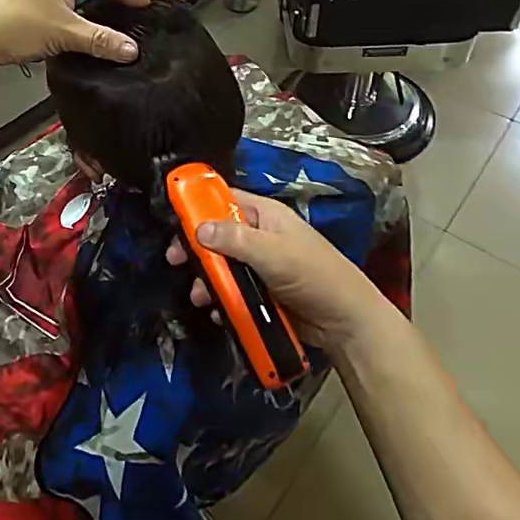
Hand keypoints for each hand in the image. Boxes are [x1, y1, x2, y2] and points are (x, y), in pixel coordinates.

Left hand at [0, 0, 149, 73]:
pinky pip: (53, 16)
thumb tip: (129, 48)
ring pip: (69, 6)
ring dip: (83, 21)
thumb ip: (101, 40)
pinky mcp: (20, 10)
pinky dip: (65, 28)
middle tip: (125, 25)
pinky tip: (68, 43)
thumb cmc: (9, 21)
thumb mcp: (65, 32)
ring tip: (98, 39)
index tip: (143, 4)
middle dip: (106, 9)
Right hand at [165, 189, 387, 348]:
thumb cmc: (312, 274)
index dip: (199, 204)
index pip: (225, 199)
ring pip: (222, 267)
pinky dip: (222, 300)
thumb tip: (199, 228)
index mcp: (265, 215)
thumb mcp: (272, 252)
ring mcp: (260, 266)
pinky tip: (218, 312)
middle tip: (175, 261)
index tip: (175, 217)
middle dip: (197, 249)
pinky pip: (233, 292)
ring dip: (207, 280)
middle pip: (217, 235)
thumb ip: (234, 239)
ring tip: (200, 296)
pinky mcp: (261, 293)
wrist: (344, 320)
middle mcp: (259, 236)